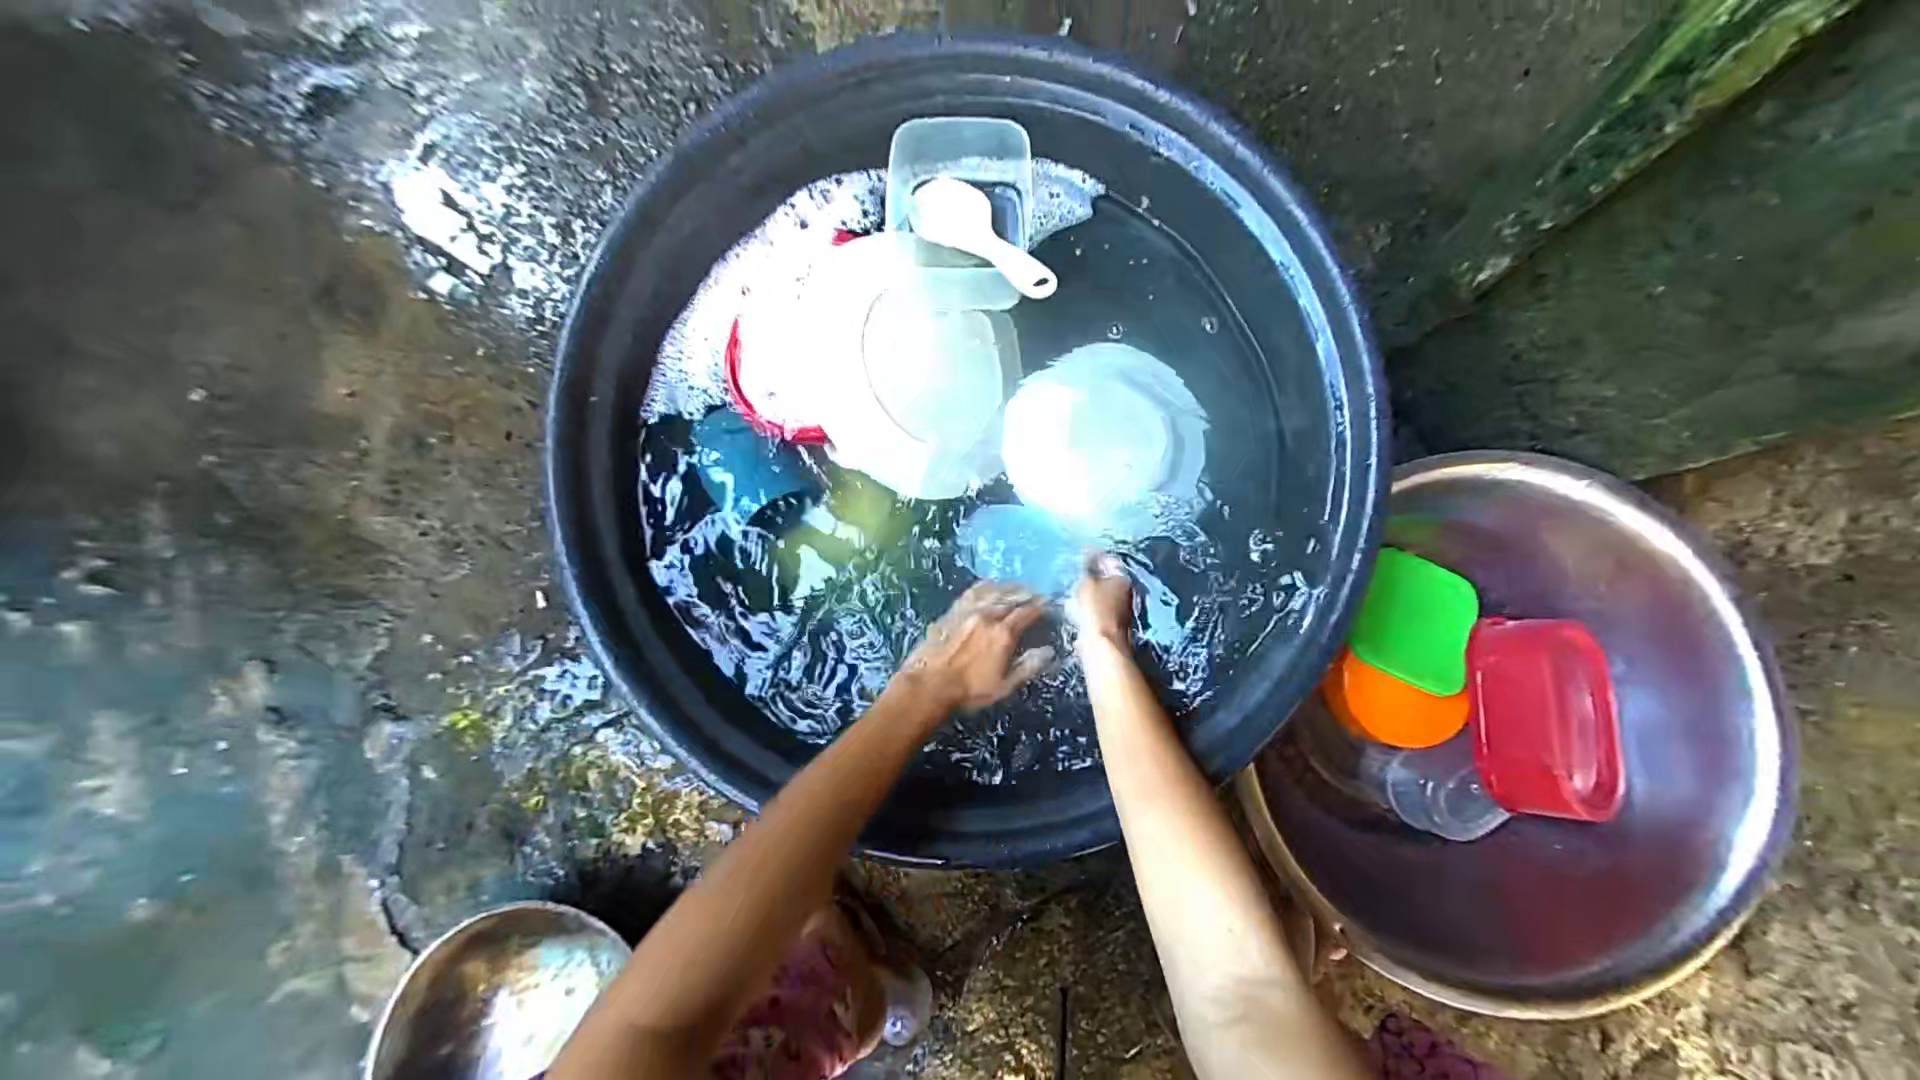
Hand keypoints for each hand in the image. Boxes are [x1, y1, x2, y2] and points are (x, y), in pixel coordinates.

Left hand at [899, 582, 1055, 711]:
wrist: (929, 685)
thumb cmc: (970, 691)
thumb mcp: (1005, 686)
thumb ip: (1028, 666)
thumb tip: (1049, 651)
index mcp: (1003, 633)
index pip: (1028, 613)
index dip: (1041, 608)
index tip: (1049, 605)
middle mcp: (987, 616)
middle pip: (1012, 598)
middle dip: (1028, 595)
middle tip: (1039, 593)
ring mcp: (968, 611)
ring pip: (993, 592)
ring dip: (1010, 588)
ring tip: (1019, 587)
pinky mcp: (953, 611)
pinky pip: (973, 592)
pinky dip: (986, 587)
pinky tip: (990, 586)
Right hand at [1071, 552, 1134, 648]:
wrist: (1101, 645)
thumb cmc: (1095, 609)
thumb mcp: (1086, 582)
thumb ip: (1086, 567)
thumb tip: (1087, 552)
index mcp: (1121, 579)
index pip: (1109, 560)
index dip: (1095, 555)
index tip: (1081, 553)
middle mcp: (1125, 593)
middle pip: (1107, 578)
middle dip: (1092, 574)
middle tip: (1074, 571)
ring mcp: (1119, 611)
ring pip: (1101, 595)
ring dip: (1088, 592)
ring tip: (1071, 590)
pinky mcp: (1111, 626)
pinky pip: (1096, 611)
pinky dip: (1087, 608)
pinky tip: (1074, 610)